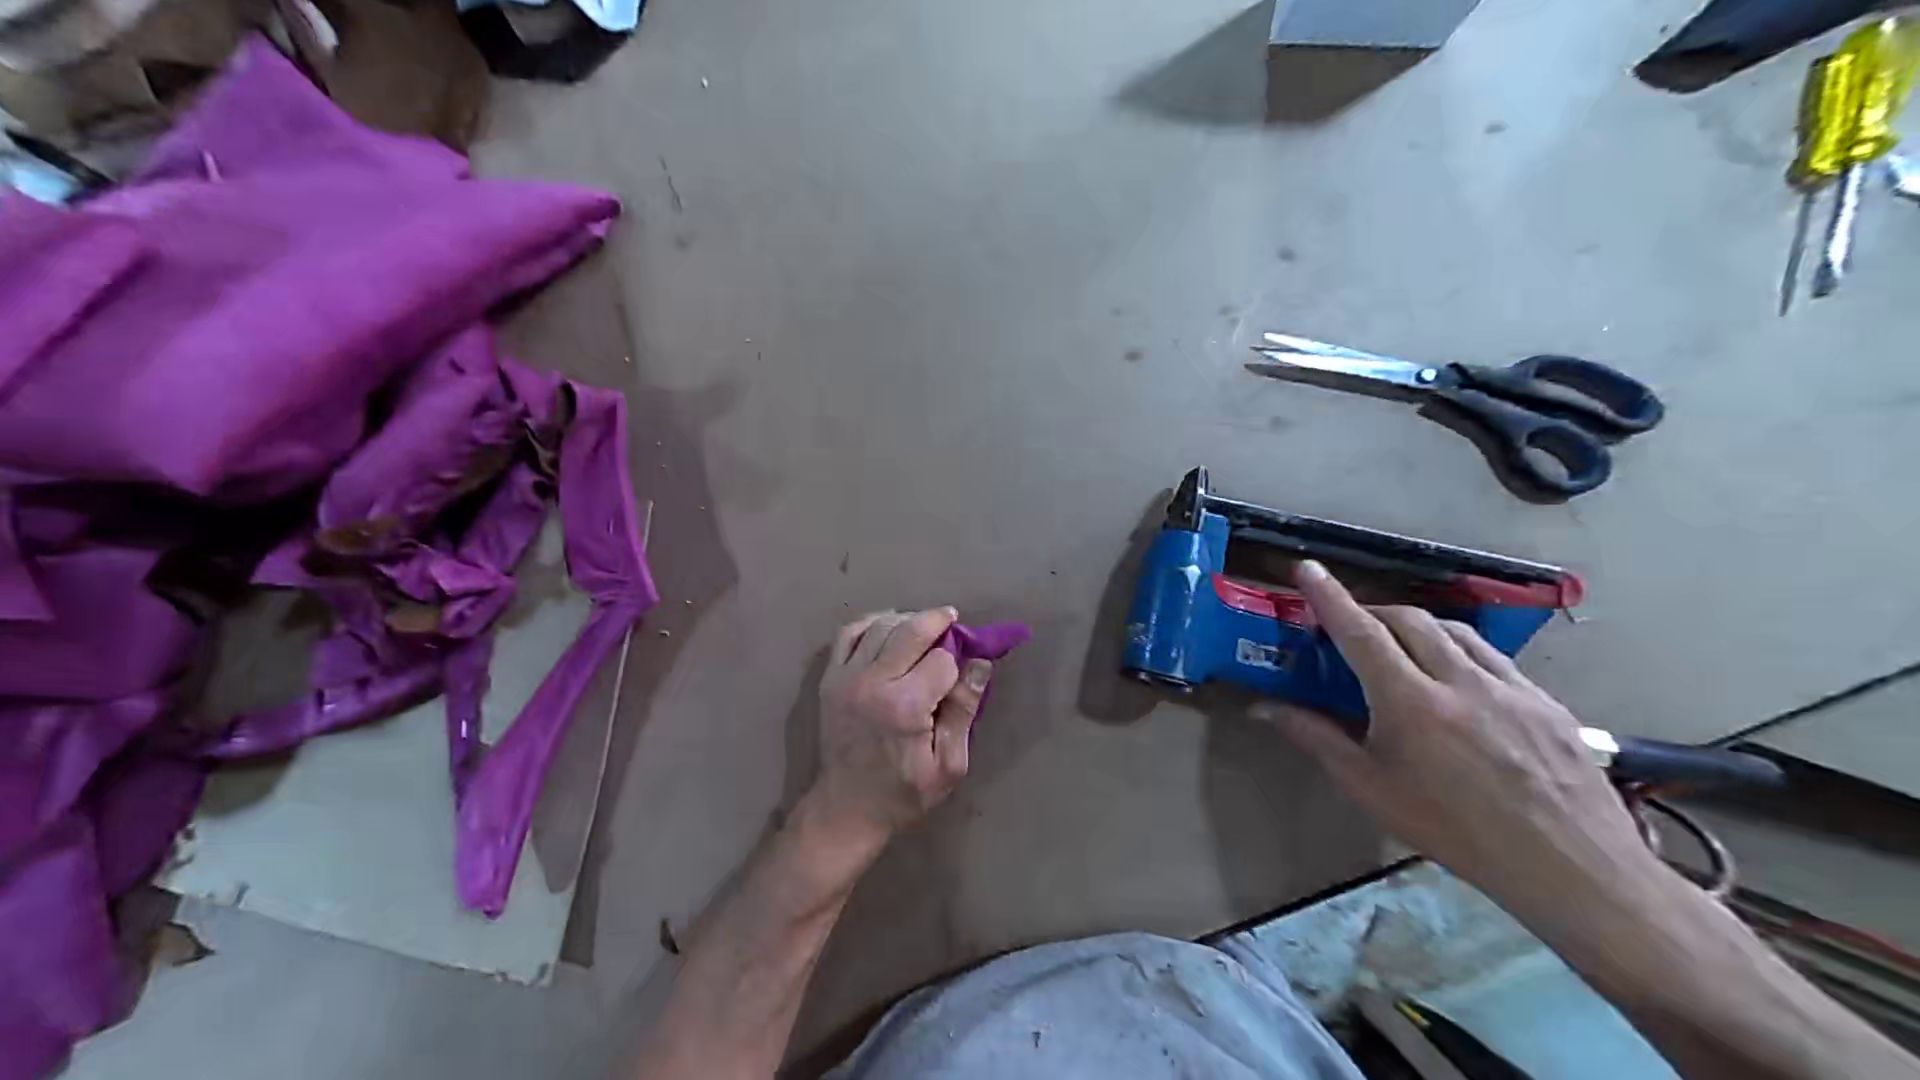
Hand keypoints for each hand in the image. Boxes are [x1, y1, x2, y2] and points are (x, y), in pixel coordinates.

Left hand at [808, 607, 991, 843]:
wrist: (846, 808)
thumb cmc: (904, 792)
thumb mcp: (949, 764)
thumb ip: (964, 710)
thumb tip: (980, 663)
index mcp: (905, 707)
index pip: (942, 660)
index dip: (958, 660)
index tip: (964, 666)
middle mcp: (873, 683)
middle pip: (911, 629)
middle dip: (937, 620)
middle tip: (952, 620)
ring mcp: (846, 677)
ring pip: (882, 625)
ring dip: (908, 620)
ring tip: (924, 628)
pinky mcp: (830, 678)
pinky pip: (849, 633)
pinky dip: (872, 622)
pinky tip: (889, 628)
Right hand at [1255, 561, 1650, 910]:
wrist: (1572, 869)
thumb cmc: (1454, 830)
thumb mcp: (1371, 788)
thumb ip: (1317, 738)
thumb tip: (1264, 708)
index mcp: (1411, 703)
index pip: (1361, 633)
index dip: (1330, 597)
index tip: (1309, 568)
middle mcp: (1461, 681)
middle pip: (1409, 620)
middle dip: (1373, 611)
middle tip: (1352, 627)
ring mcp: (1511, 688)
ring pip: (1455, 632)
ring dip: (1419, 627)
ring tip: (1404, 647)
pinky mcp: (1547, 702)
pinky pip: (1496, 658)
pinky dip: (1463, 652)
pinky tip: (1461, 681)